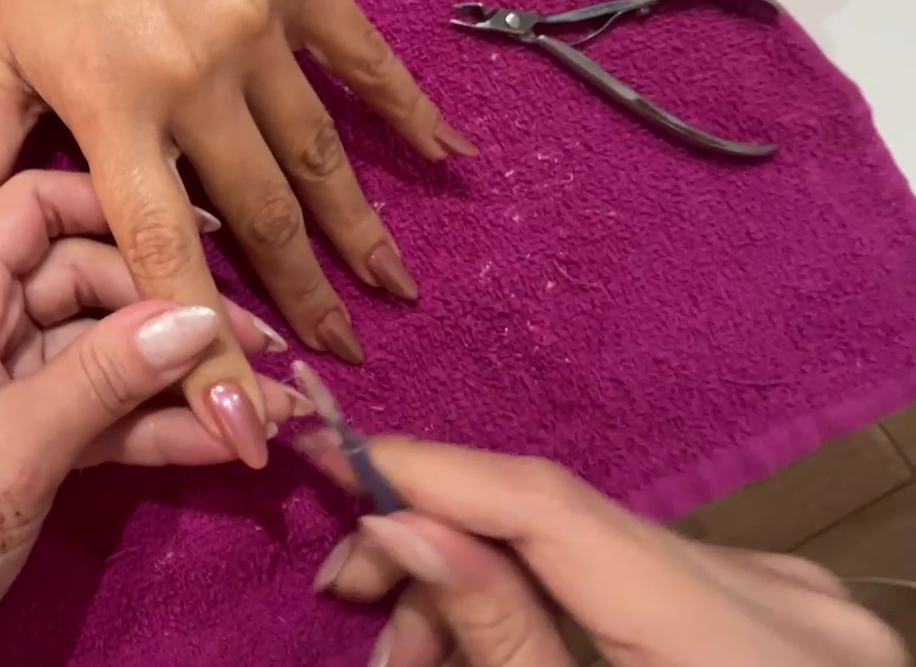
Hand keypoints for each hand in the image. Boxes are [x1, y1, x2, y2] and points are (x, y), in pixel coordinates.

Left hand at [0, 0, 472, 440]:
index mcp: (111, 107)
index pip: (160, 247)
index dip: (199, 340)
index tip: (245, 418)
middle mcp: (193, 75)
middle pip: (260, 213)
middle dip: (302, 297)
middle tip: (340, 360)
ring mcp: (255, 25)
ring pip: (318, 152)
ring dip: (357, 229)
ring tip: (391, 290)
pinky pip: (363, 58)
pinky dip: (407, 110)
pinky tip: (448, 158)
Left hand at [0, 171, 305, 666]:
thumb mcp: (18, 441)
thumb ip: (109, 372)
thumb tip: (201, 315)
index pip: (35, 206)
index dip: (112, 209)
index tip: (198, 236)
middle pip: (84, 280)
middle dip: (167, 315)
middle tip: (258, 356)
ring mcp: (3, 375)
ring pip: (100, 348)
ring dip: (174, 376)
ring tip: (266, 408)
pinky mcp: (24, 430)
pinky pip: (97, 406)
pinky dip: (152, 423)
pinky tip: (223, 442)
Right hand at [300, 434, 909, 666]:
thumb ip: (493, 632)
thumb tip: (391, 523)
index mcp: (750, 647)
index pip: (549, 504)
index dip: (422, 467)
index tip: (320, 451)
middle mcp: (776, 594)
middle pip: (546, 521)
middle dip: (428, 547)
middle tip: (342, 588)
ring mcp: (777, 594)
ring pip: (565, 542)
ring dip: (469, 580)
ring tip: (401, 649)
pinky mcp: (760, 605)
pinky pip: (606, 569)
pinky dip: (530, 594)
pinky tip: (476, 634)